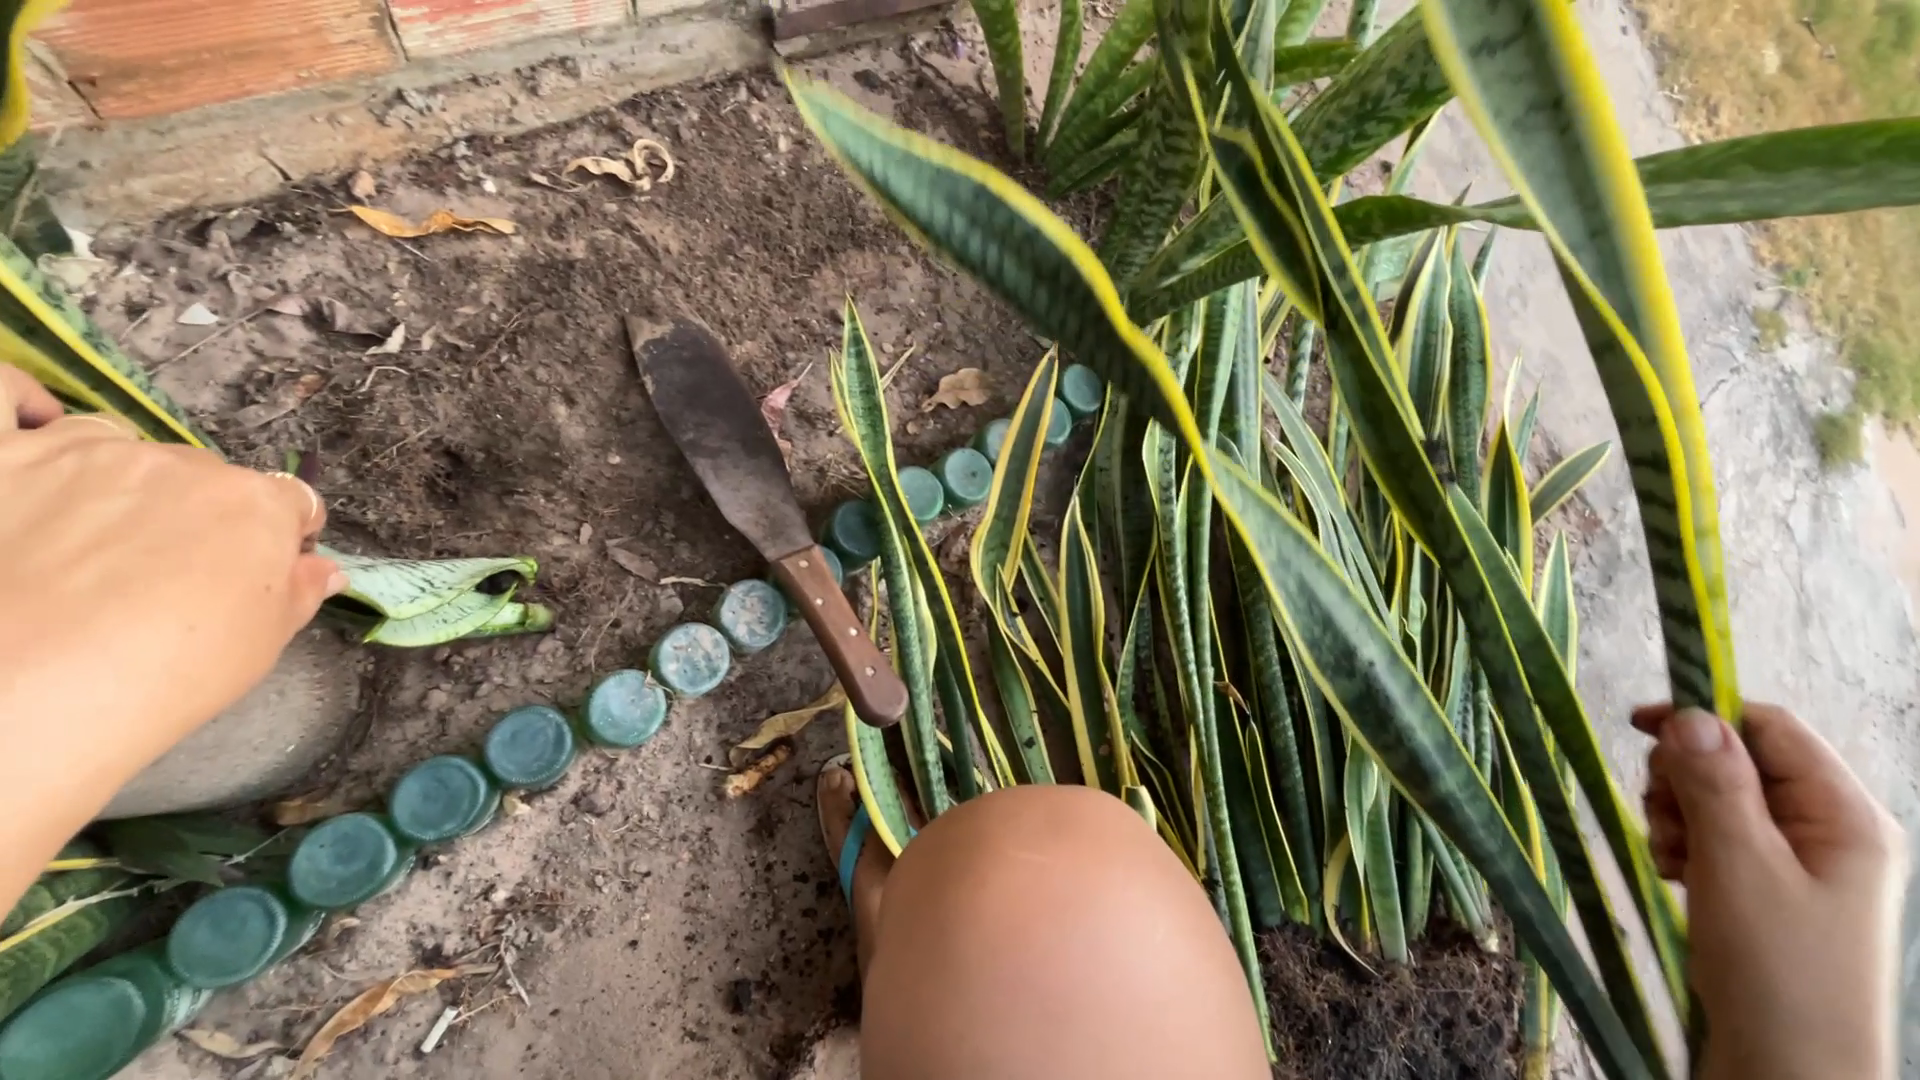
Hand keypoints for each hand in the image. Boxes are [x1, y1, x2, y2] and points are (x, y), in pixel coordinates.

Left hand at [0, 364, 341, 902]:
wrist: (21, 695)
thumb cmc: (159, 680)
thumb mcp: (253, 645)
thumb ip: (290, 592)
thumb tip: (311, 568)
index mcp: (257, 508)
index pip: (285, 502)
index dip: (269, 537)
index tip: (252, 569)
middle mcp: (182, 465)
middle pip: (198, 475)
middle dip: (187, 512)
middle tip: (149, 576)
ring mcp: (77, 454)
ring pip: (104, 443)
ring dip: (99, 476)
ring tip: (65, 535)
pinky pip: (5, 405)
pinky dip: (14, 409)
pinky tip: (23, 425)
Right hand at [1636, 702, 1905, 1079]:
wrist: (1788, 1061)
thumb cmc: (1775, 963)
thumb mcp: (1736, 865)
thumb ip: (1714, 784)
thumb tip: (1688, 714)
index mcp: (1842, 815)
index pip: (1770, 729)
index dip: (1703, 715)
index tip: (1635, 725)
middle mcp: (1826, 826)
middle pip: (1735, 759)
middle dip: (1682, 779)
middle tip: (1663, 819)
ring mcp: (1799, 855)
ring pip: (1714, 795)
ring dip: (1675, 814)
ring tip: (1672, 858)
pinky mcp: (1769, 879)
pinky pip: (1712, 831)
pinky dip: (1681, 843)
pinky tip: (1677, 874)